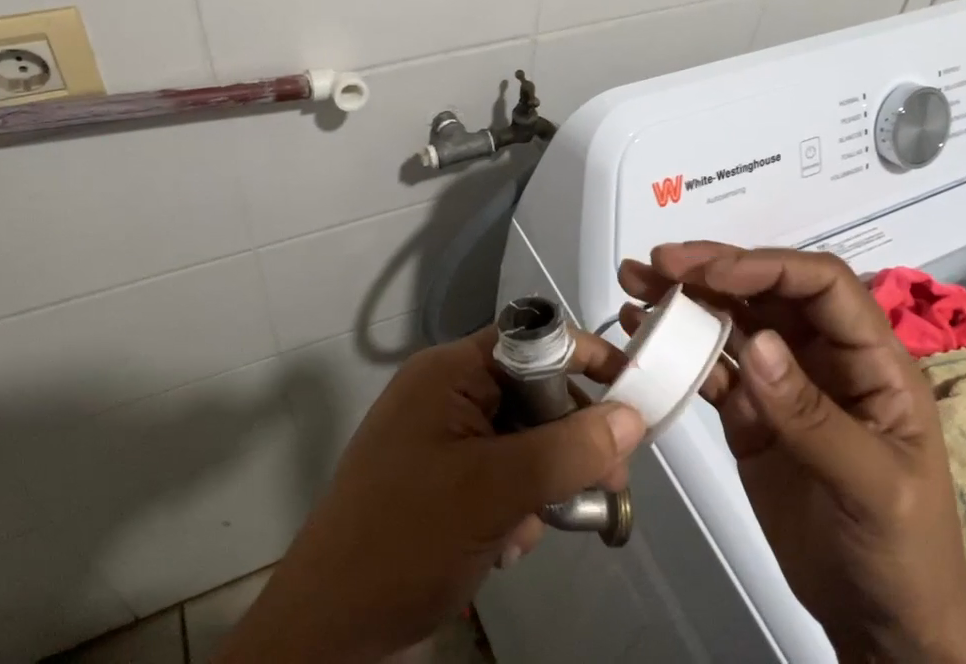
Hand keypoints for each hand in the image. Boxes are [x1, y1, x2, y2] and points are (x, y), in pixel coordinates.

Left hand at [217, 325, 645, 663]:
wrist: (331, 626)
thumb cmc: (407, 540)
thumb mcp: (495, 490)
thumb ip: (569, 450)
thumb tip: (633, 416)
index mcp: (449, 373)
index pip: (533, 339)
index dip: (585, 362)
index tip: (633, 399)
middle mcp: (445, 395)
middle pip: (535, 393)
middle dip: (569, 441)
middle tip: (607, 483)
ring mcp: (441, 440)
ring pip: (524, 441)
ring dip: (542, 484)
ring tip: (531, 528)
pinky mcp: (442, 482)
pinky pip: (502, 475)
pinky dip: (516, 507)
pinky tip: (505, 544)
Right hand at [618, 243, 965, 663]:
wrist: (881, 623)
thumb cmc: (902, 551)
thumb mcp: (873, 486)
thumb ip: (813, 415)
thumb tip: (754, 344)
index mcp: (873, 361)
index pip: (822, 287)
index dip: (766, 268)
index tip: (707, 273)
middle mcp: (826, 360)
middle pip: (769, 294)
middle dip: (714, 271)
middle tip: (656, 263)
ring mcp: (784, 388)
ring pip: (735, 325)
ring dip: (687, 301)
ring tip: (635, 283)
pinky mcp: (751, 418)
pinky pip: (713, 372)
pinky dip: (679, 352)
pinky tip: (644, 337)